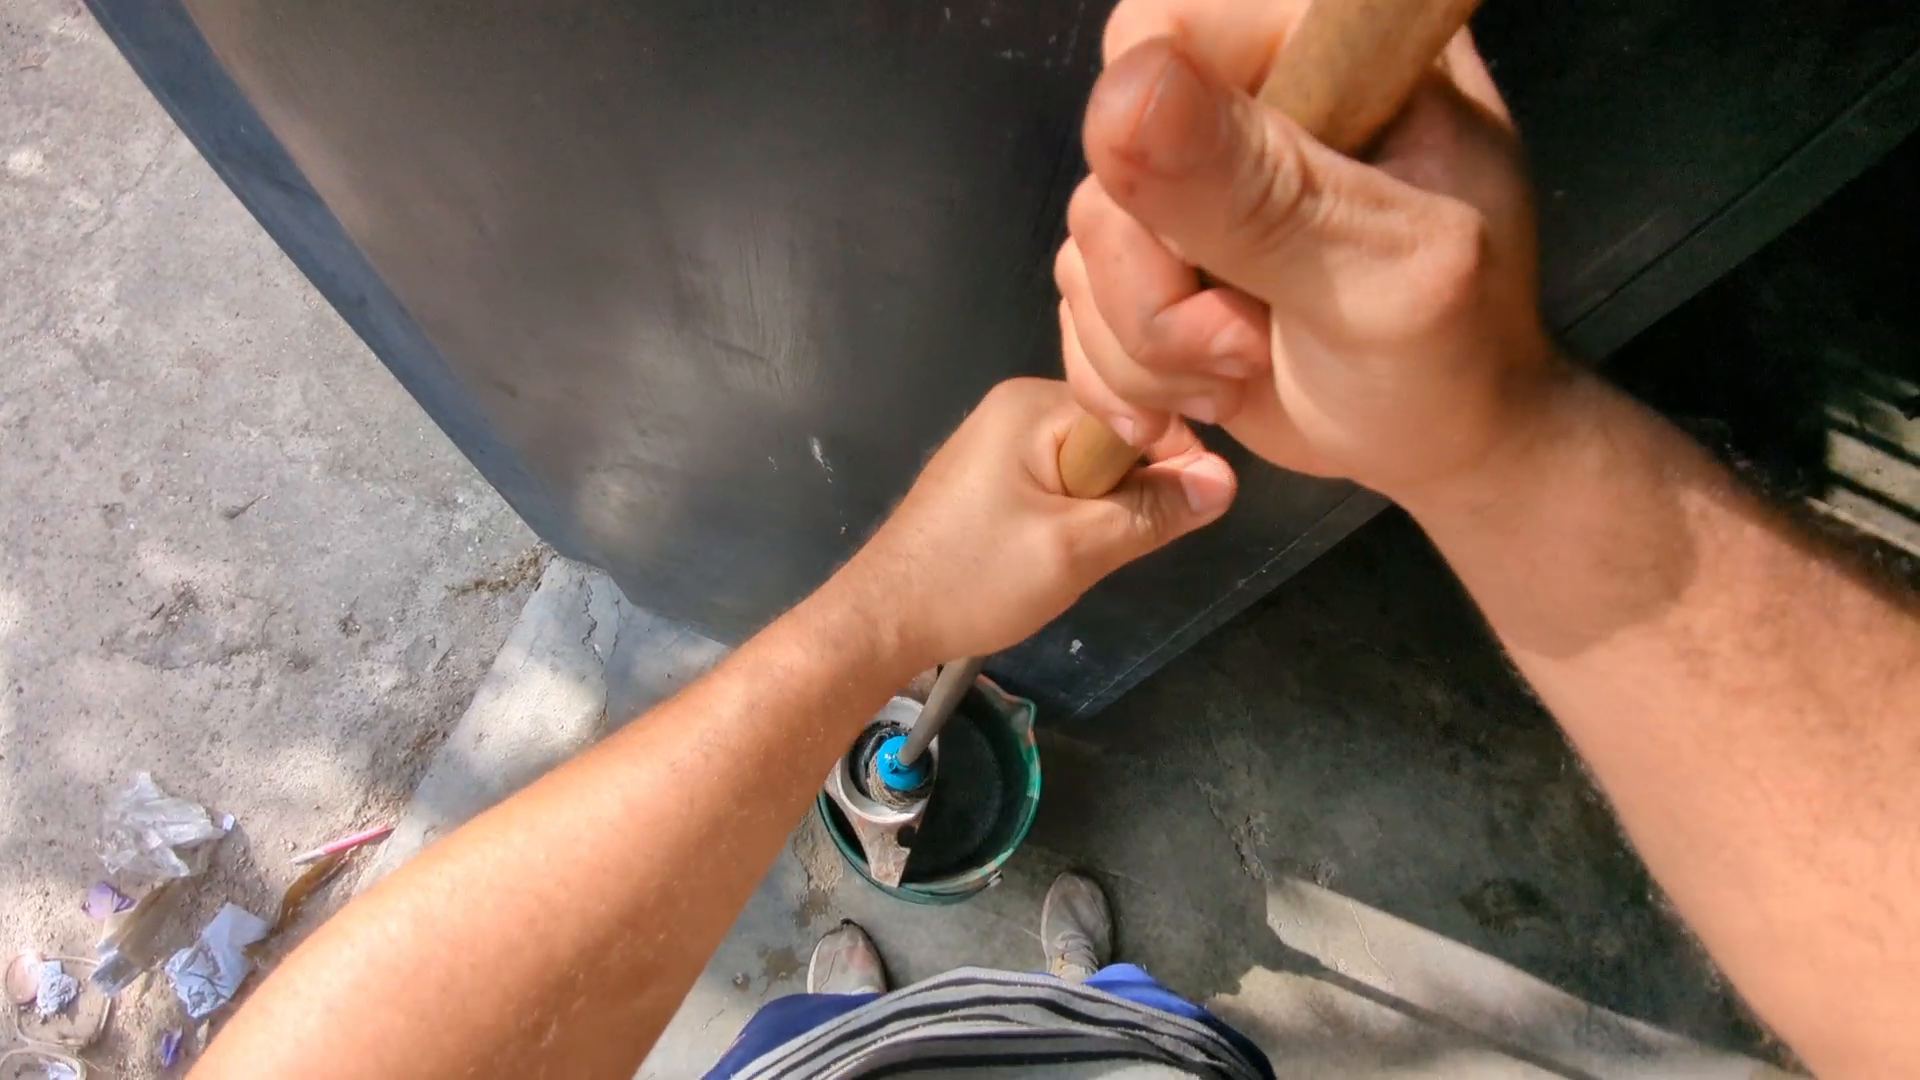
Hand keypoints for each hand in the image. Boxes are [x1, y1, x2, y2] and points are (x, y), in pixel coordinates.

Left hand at [837, 378, 1234, 667]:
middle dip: (1125, 494)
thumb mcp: (1076, 549)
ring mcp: (999, 439)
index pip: (1138, 412)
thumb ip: (1153, 512)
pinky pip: (1057, 482)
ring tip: (1065, 552)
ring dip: (1095, 512)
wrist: (884, 616)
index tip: (1176, 515)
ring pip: (1088, 467)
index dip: (1171, 461)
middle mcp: (1016, 406)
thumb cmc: (975, 577)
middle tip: (1097, 545)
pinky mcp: (990, 474)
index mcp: (1034, 403)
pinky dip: (1066, 517)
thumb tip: (1228, 480)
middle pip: (1115, 438)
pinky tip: (1044, 550)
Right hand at [1055, 0, 1561, 508]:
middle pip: (1104, 176)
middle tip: (1243, 347)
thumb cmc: (1441, 352)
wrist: (1419, 439)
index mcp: (1316, 53)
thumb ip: (1257, 192)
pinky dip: (1118, 380)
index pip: (1162, 28)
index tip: (1214, 244)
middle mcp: (1234, 117)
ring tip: (1233, 377)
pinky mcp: (1149, 279)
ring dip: (1144, 352)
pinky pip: (1074, 317)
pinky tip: (1182, 406)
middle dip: (1157, 297)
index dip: (1153, 139)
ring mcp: (1182, 205)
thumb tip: (1120, 98)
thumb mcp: (1372, 274)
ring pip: (1082, 259)